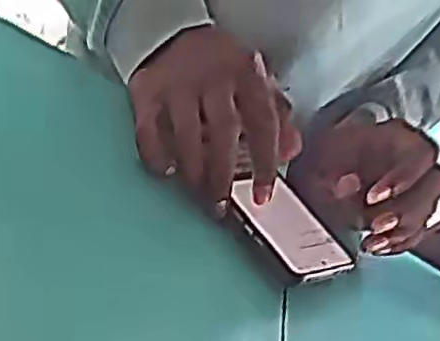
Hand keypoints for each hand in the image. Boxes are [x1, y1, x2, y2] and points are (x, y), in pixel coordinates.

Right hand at [128, 26, 302, 212]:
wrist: (171, 35)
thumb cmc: (217, 68)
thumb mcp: (252, 83)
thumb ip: (273, 117)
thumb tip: (291, 151)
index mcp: (245, 73)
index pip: (262, 123)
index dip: (264, 164)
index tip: (261, 195)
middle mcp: (213, 77)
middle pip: (222, 135)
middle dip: (222, 176)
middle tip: (220, 204)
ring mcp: (178, 86)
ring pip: (186, 139)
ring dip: (193, 174)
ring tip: (196, 191)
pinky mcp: (148, 95)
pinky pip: (148, 135)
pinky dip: (157, 159)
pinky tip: (167, 171)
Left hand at [298, 116, 439, 254]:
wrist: (321, 171)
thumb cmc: (324, 160)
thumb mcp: (319, 160)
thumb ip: (331, 169)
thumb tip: (345, 185)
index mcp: (396, 139)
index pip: (420, 154)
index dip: (403, 177)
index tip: (372, 198)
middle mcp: (413, 162)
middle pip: (434, 183)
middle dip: (406, 209)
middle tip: (375, 226)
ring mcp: (414, 188)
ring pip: (428, 209)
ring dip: (401, 230)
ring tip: (371, 242)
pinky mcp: (408, 213)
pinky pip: (417, 230)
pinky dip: (398, 242)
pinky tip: (377, 247)